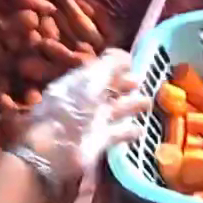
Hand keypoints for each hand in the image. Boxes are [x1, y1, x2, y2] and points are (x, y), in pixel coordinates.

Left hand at [14, 49, 148, 192]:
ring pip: (116, 111)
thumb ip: (108, 67)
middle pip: (109, 90)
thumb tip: (124, 54)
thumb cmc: (71, 110)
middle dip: (125, 85)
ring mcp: (93, 122)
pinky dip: (128, 131)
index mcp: (80, 84)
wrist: (56, 148)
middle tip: (141, 81)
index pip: (100, 71)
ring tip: (147, 103)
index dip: (115, 66)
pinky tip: (140, 129)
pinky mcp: (98, 142)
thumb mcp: (89, 82)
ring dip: (131, 106)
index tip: (133, 62)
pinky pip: (117, 133)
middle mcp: (86, 101)